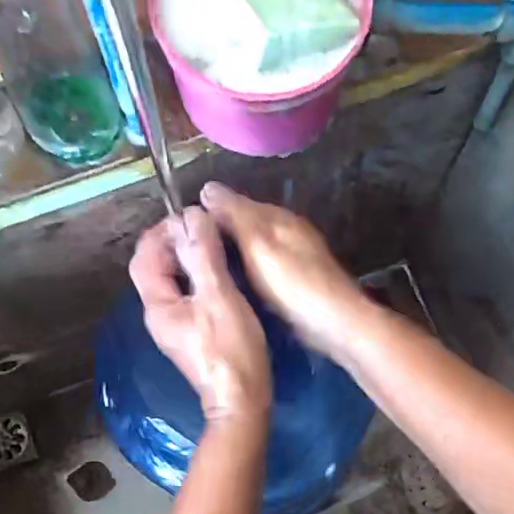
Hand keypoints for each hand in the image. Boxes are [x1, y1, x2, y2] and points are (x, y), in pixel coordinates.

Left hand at [128, 206, 271, 423]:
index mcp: (158, 306)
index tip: (195, 218)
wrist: (242, 402)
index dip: (165, 230)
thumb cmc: (231, 352)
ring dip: (191, 259)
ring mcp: (176, 328)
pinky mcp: (194, 336)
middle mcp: (160, 316)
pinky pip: (189, 297)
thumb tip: (192, 216)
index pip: (145, 255)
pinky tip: (222, 274)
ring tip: (217, 245)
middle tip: (207, 229)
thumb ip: (203, 256)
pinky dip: (200, 279)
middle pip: (157, 267)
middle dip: (177, 242)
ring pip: (175, 282)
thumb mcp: (219, 297)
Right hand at [199, 182, 381, 363]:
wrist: (336, 325)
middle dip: (217, 234)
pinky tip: (233, 286)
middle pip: (243, 226)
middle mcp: (285, 232)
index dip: (206, 212)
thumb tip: (207, 188)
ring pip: (251, 249)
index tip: (178, 231)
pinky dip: (245, 274)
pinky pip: (261, 270)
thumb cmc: (295, 285)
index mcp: (276, 217)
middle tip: (185, 254)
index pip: (233, 202)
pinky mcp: (294, 284)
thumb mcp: (260, 244)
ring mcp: (292, 258)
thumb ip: (235, 215)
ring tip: (203, 269)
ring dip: (230, 255)